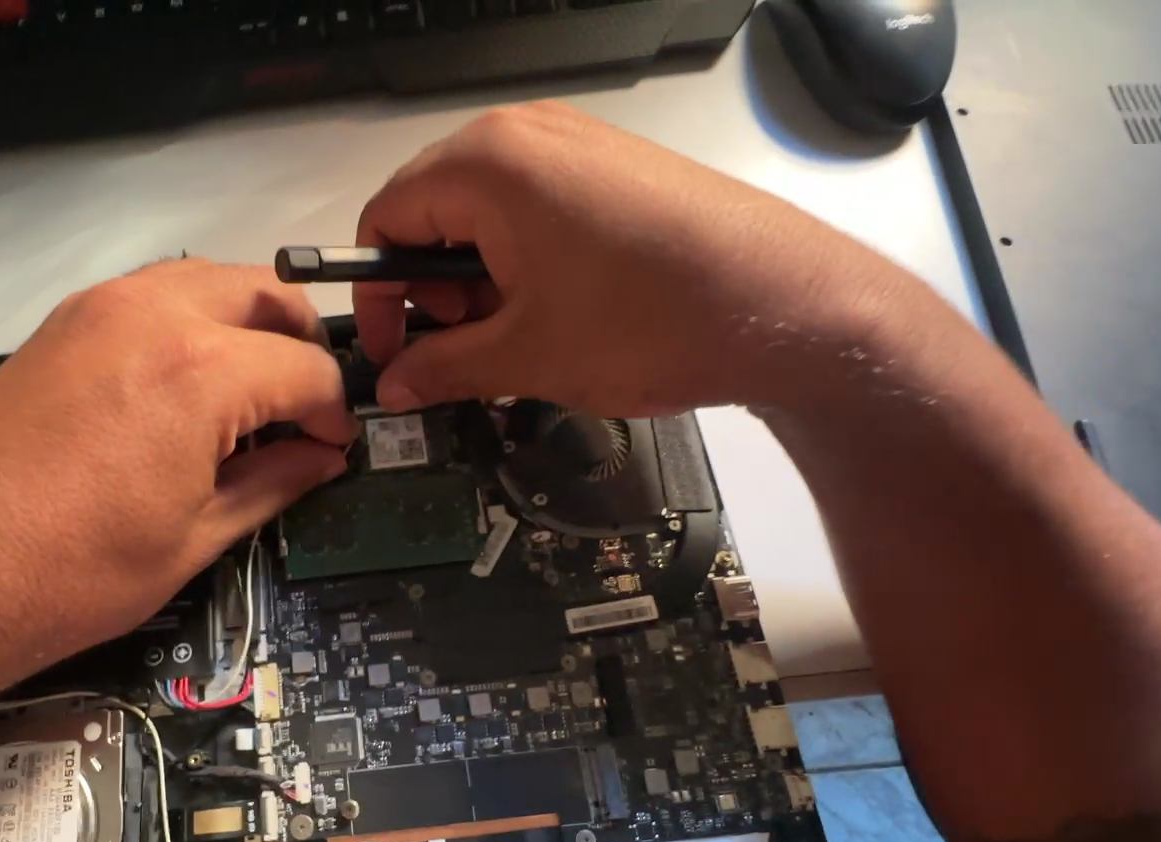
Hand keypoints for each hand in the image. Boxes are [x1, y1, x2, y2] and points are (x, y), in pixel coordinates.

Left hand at [0, 259, 355, 728]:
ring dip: (252, 323)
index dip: (335, 412)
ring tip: (256, 391)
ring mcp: (102, 307)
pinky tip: (194, 382)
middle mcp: (155, 314)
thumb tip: (324, 458)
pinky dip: (197, 321)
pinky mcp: (67, 320)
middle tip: (307, 406)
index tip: (333, 448)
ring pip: (213, 280)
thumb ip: (277, 481)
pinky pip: (158, 293)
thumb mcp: (200, 536)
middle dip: (305, 344)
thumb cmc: (80, 574)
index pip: (309, 369)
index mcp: (201, 374)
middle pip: (269, 294)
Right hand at [355, 102, 930, 417]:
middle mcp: (525, 136)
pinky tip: (551, 311)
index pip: (383, 220)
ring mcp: (576, 145)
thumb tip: (392, 386)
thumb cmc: (643, 324)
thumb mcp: (524, 356)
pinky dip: (518, 264)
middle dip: (428, 289)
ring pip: (482, 215)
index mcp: (486, 166)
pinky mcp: (613, 168)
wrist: (787, 307)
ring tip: (511, 336)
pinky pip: (532, 211)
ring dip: (475, 282)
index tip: (391, 352)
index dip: (373, 294)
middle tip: (459, 346)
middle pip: (430, 211)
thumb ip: (441, 368)